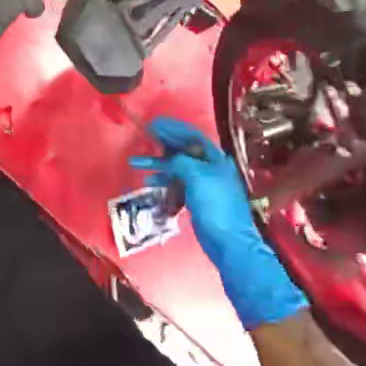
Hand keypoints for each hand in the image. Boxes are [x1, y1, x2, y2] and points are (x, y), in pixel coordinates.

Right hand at [130, 117, 306, 328]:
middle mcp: (210, 167)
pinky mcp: (197, 200)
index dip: (172, 128)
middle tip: (144, 137)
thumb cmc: (216, 206)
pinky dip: (164, 182)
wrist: (229, 242)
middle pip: (183, 150)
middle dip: (163, 144)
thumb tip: (170, 159)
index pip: (191, 136)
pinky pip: (177, 184)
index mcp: (215, 158)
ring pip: (177, 168)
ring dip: (158, 165)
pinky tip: (150, 183)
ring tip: (136, 162)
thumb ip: (181, 162)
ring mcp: (204, 184)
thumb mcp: (197, 177)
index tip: (154, 123)